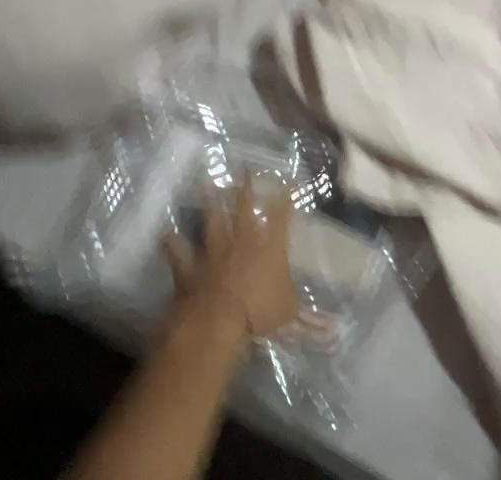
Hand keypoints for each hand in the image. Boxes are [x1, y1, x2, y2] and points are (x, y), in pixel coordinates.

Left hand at [161, 179, 298, 337]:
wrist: (215, 322)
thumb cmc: (259, 314)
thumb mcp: (290, 315)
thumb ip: (308, 318)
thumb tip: (335, 331)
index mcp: (270, 247)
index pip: (281, 216)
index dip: (285, 197)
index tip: (287, 181)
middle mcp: (242, 241)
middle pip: (242, 207)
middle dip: (244, 187)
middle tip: (242, 169)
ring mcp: (213, 252)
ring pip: (210, 221)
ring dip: (208, 203)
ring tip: (206, 183)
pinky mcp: (189, 267)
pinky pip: (178, 251)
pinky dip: (171, 241)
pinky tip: (165, 231)